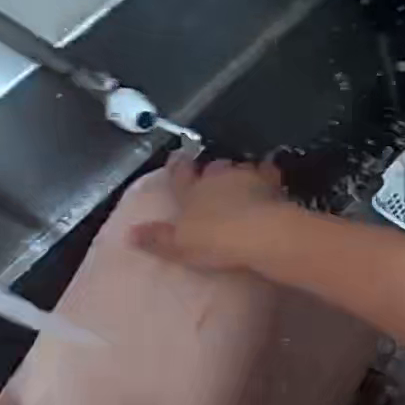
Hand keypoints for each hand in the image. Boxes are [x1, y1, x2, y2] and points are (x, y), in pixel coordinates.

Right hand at [132, 157, 291, 270]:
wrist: (261, 233)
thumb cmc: (215, 240)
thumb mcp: (179, 245)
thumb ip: (157, 238)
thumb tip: (131, 234)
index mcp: (191, 190)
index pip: (180, 173)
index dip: (178, 167)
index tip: (178, 159)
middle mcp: (218, 178)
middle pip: (213, 168)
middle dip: (212, 171)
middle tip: (213, 178)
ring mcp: (247, 179)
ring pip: (241, 168)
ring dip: (241, 174)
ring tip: (242, 182)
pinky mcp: (273, 186)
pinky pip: (269, 175)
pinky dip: (268, 177)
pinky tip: (271, 184)